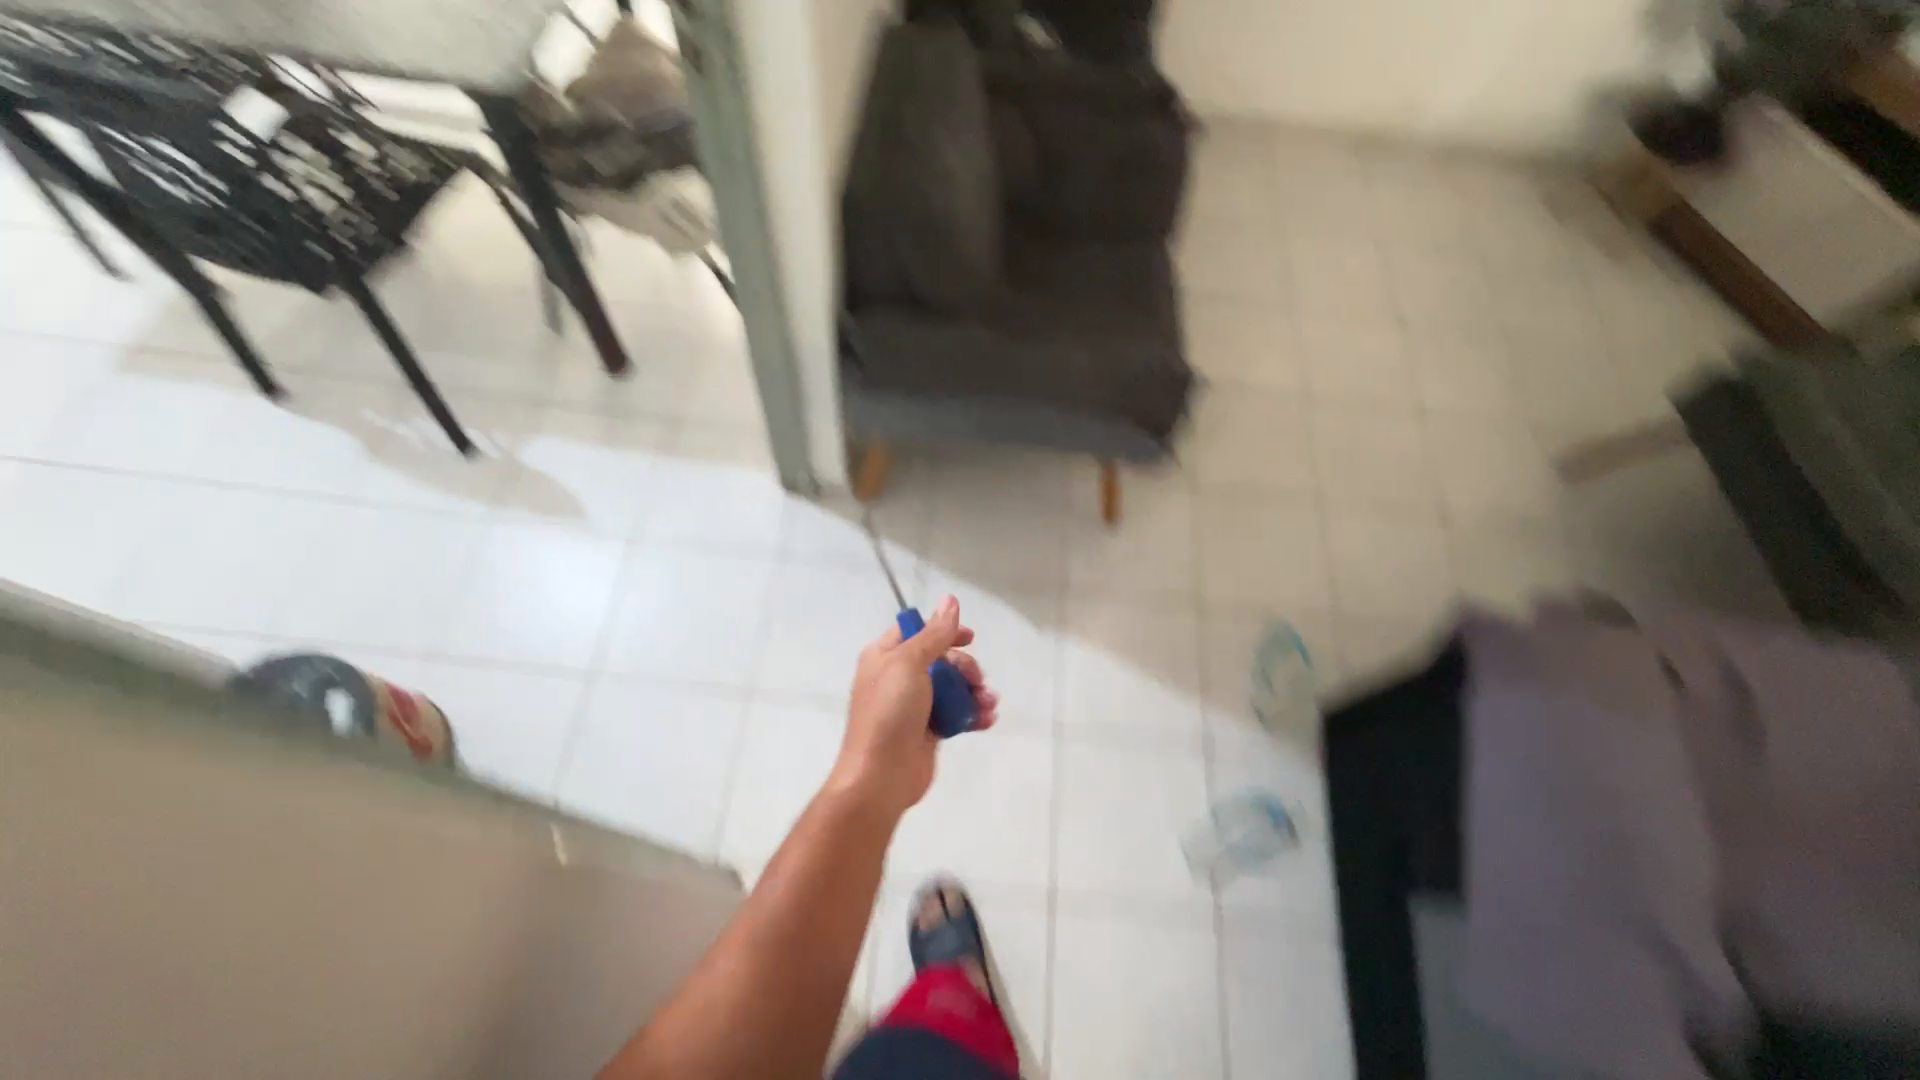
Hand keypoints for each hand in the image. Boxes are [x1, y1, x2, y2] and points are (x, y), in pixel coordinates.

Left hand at [828, 595, 998, 818]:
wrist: (881, 776)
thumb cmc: (890, 713)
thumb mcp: (910, 664)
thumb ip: (934, 634)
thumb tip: (949, 600)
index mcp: (885, 656)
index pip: (916, 630)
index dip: (944, 630)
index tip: (969, 638)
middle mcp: (897, 677)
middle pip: (941, 660)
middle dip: (965, 667)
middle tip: (976, 680)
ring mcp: (913, 706)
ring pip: (952, 688)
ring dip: (974, 692)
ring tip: (988, 704)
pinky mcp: (928, 731)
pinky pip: (955, 714)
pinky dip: (973, 714)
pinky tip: (987, 719)